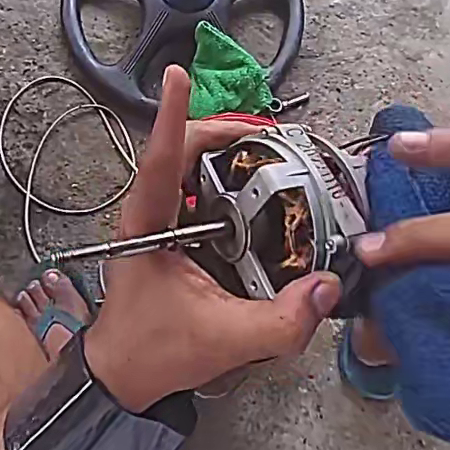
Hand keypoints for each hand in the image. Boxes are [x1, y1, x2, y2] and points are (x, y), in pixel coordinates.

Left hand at [83, 67, 341, 411]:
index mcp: (146, 226)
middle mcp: (148, 212)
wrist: (121, 373)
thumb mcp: (224, 341)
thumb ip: (281, 323)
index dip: (171, 115)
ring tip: (266, 149)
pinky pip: (197, 186)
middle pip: (178, 148)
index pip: (159, 159)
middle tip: (266, 133)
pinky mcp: (172, 231)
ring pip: (187, 163)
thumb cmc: (154, 353)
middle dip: (220, 130)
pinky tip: (254, 184)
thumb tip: (328, 287)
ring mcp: (158, 219)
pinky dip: (224, 173)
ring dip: (222, 147)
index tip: (178, 76)